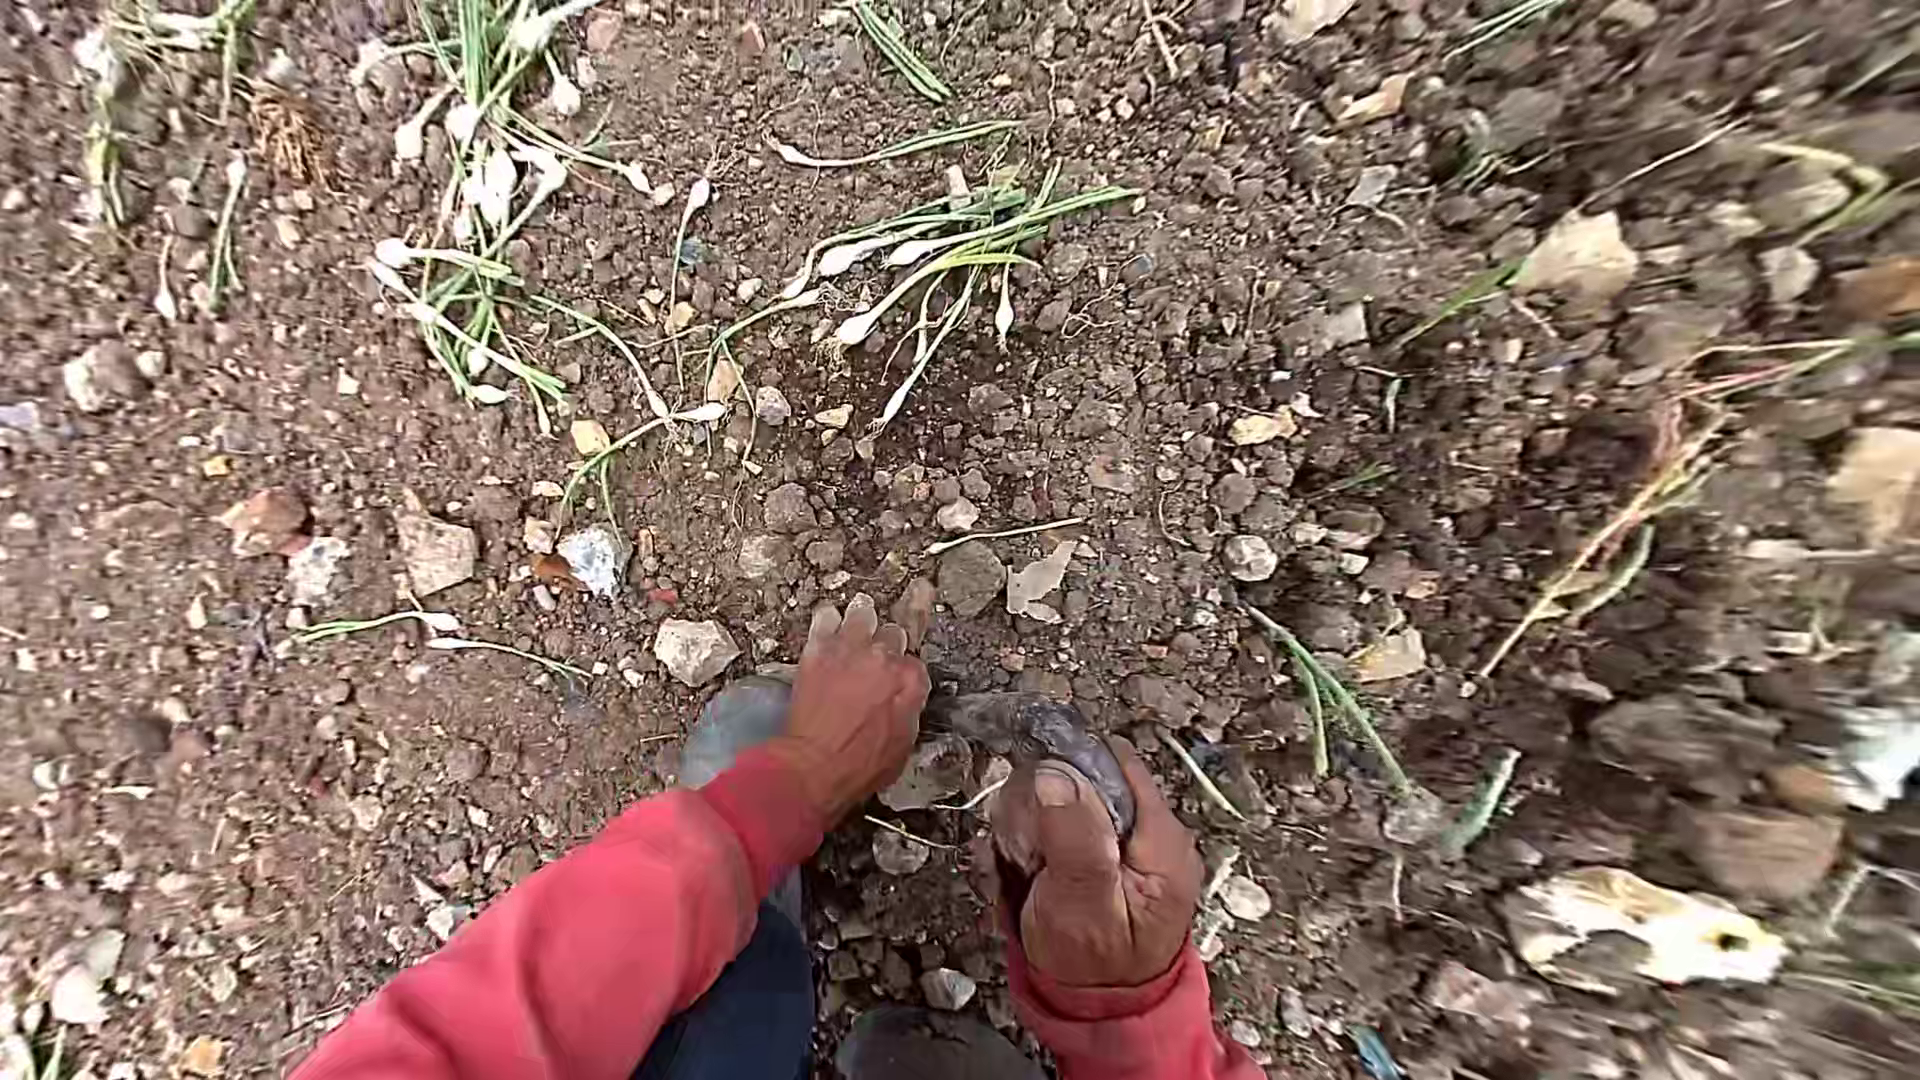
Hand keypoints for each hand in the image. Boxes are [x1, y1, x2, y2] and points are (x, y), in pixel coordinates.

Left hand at [767, 593, 928, 823]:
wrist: (813, 767)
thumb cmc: (857, 765)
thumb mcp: (903, 745)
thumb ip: (909, 709)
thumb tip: (907, 696)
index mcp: (910, 680)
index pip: (914, 662)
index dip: (903, 671)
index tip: (894, 679)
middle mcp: (884, 658)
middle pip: (892, 632)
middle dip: (886, 642)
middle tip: (876, 654)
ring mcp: (849, 650)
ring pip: (862, 614)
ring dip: (862, 618)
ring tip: (859, 620)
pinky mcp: (818, 650)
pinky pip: (826, 618)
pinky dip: (828, 620)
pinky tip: (829, 623)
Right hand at [990, 736, 1203, 987]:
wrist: (1094, 1009)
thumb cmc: (1094, 969)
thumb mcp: (1084, 908)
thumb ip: (1075, 840)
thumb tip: (1055, 774)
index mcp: (1161, 838)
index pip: (1114, 762)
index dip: (1069, 768)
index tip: (1035, 795)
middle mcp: (1146, 827)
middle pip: (1084, 774)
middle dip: (1043, 802)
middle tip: (1026, 848)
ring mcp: (1122, 834)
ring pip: (1063, 791)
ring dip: (1031, 820)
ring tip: (1023, 864)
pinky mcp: (1100, 843)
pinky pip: (1058, 815)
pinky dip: (1033, 834)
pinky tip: (1021, 865)